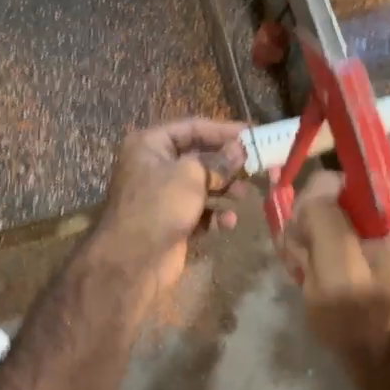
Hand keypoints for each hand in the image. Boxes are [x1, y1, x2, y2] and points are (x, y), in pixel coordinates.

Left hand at [89, 118, 248, 300]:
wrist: (133, 261)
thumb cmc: (159, 205)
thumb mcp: (191, 175)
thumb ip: (218, 160)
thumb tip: (239, 150)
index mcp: (150, 145)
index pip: (193, 128)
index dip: (224, 130)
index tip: (254, 134)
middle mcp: (153, 166)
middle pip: (199, 157)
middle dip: (227, 164)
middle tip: (256, 167)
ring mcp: (161, 196)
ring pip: (201, 186)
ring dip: (224, 189)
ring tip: (243, 195)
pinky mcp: (170, 222)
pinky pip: (198, 212)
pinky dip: (214, 215)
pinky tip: (227, 222)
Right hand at [280, 168, 389, 371]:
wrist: (374, 357)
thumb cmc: (360, 310)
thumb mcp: (335, 256)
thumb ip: (322, 209)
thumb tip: (313, 191)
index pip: (359, 165)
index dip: (327, 187)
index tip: (309, 217)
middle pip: (341, 187)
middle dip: (314, 217)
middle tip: (304, 250)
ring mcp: (387, 227)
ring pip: (330, 208)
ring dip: (309, 235)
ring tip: (306, 266)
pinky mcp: (371, 245)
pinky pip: (333, 228)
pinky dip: (317, 246)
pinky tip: (310, 270)